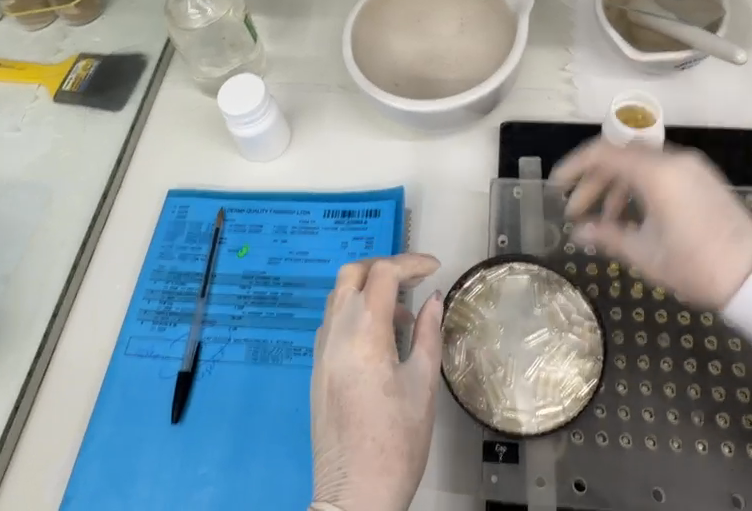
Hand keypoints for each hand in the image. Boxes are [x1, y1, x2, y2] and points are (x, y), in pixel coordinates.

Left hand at [311, 253, 444, 510]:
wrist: (355, 494)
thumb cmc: (397, 441)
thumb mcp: (423, 384)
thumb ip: (428, 334)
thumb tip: (433, 299)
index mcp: (363, 331)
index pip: (383, 273)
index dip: (411, 263)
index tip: (435, 268)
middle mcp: (335, 331)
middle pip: (351, 274)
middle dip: (383, 267)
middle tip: (413, 278)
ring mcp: (321, 350)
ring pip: (338, 296)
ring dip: (367, 289)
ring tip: (401, 315)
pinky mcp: (316, 369)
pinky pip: (331, 321)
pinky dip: (354, 312)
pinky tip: (379, 338)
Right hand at [549, 139, 751, 309]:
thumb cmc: (696, 266)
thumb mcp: (645, 254)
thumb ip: (607, 237)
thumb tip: (578, 233)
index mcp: (656, 173)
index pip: (603, 154)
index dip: (575, 167)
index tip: (556, 186)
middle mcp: (673, 160)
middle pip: (620, 157)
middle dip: (593, 182)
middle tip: (575, 212)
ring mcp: (691, 167)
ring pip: (640, 164)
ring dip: (615, 186)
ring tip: (602, 221)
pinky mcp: (702, 179)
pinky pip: (659, 172)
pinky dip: (638, 187)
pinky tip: (631, 217)